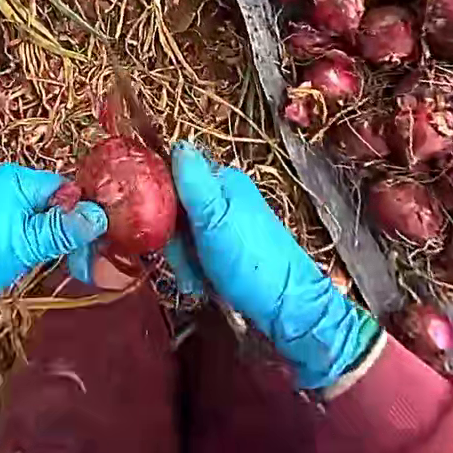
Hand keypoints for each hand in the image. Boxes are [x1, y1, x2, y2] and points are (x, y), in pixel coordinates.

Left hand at [0, 163, 108, 316]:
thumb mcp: (25, 244)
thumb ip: (63, 229)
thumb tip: (100, 216)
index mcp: (20, 178)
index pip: (67, 189)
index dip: (80, 214)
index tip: (90, 241)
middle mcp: (9, 183)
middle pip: (54, 202)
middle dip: (65, 228)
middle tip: (73, 258)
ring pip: (38, 217)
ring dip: (48, 238)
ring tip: (50, 262)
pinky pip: (22, 226)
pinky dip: (30, 242)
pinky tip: (29, 262)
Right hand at [165, 141, 377, 388]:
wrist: (289, 308)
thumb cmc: (252, 264)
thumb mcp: (215, 220)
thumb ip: (194, 182)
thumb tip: (178, 144)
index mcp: (224, 181)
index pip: (175, 175)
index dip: (163, 203)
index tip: (164, 229)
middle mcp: (227, 196)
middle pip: (177, 207)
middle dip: (174, 239)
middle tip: (186, 262)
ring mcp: (229, 222)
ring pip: (185, 233)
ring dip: (185, 259)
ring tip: (198, 278)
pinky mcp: (231, 247)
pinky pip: (199, 251)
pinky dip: (198, 269)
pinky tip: (205, 283)